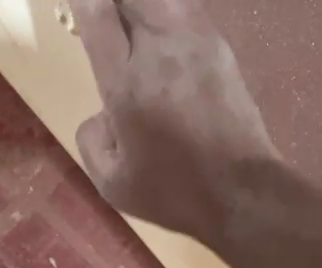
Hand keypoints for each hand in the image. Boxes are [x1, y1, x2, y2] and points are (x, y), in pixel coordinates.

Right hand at [74, 0, 280, 237]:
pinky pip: (187, 12)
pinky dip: (170, 14)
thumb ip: (92, 142)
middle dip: (114, 4)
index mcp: (126, 85)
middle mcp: (159, 51)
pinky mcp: (220, 49)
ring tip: (135, 26)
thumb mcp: (115, 185)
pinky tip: (166, 37)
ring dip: (143, 8)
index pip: (96, 14)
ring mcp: (195, 44)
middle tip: (107, 18)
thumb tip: (101, 116)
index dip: (83, 1)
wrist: (241, 192)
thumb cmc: (175, 194)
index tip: (80, 5)